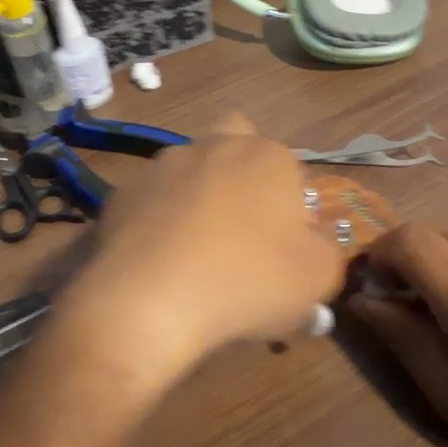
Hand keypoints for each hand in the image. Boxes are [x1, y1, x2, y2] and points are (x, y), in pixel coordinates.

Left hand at [59, 113, 342, 376]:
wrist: (148, 301)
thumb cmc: (247, 282)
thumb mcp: (317, 277)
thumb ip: (325, 250)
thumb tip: (311, 240)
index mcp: (268, 156)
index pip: (291, 172)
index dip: (294, 210)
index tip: (287, 251)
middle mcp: (213, 146)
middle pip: (235, 145)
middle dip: (241, 175)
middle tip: (242, 230)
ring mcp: (161, 166)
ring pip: (188, 172)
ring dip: (195, 199)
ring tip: (194, 255)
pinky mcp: (121, 193)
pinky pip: (150, 203)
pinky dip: (157, 224)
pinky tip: (158, 263)